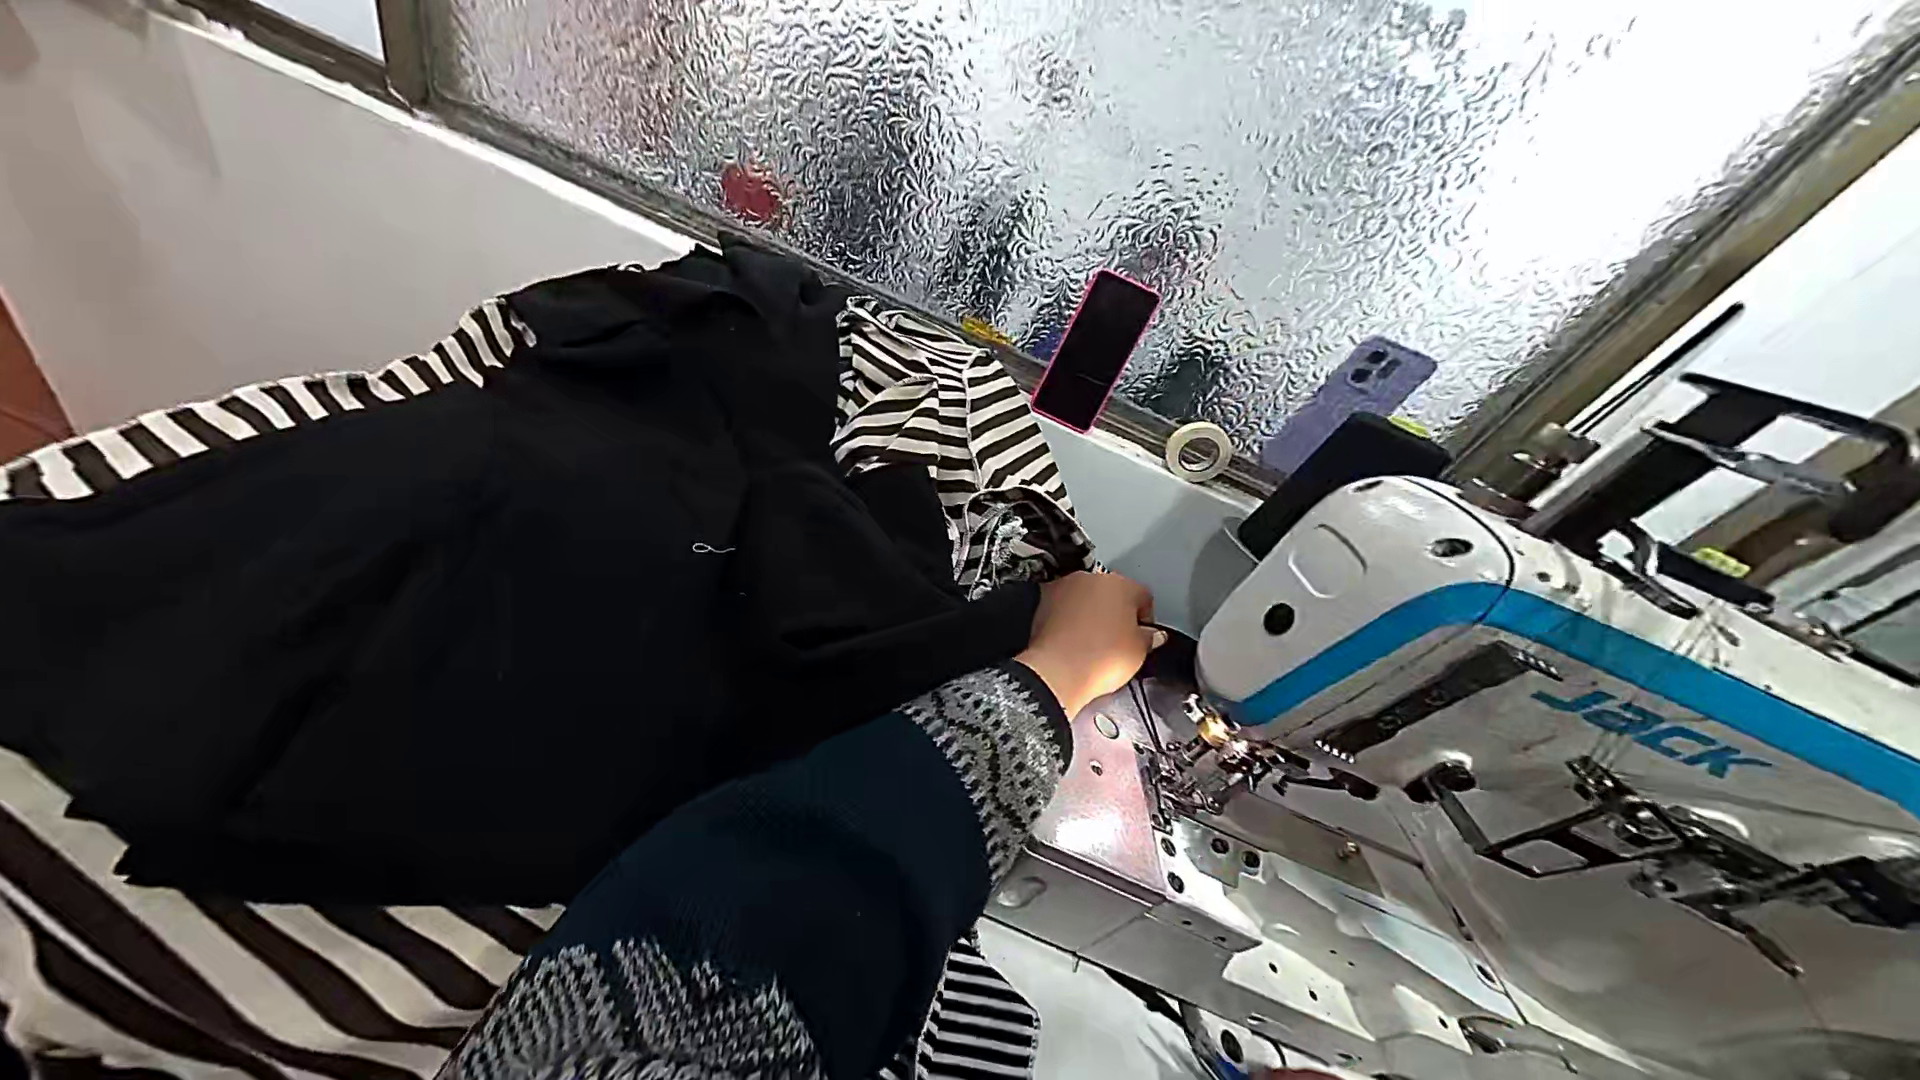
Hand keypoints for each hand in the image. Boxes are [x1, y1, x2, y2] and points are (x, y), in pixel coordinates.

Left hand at [1016, 571, 1162, 716]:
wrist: (1059, 669)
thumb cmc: (1099, 658)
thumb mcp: (1139, 651)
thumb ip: (1149, 637)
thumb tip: (1150, 635)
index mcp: (1121, 584)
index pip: (1143, 595)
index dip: (1145, 617)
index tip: (1142, 633)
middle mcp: (1092, 578)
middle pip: (1112, 591)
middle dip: (1116, 610)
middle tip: (1118, 636)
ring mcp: (1065, 586)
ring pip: (1086, 595)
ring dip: (1091, 610)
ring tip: (1093, 638)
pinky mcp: (1044, 599)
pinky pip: (1064, 604)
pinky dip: (1068, 615)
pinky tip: (1073, 637)